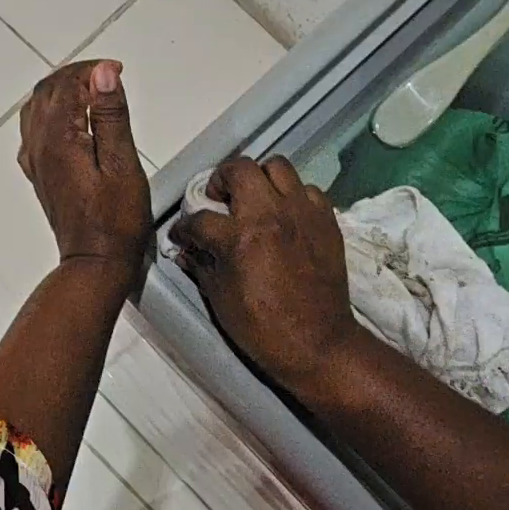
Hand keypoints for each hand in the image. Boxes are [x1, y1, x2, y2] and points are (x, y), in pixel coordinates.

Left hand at [18, 60, 151, 286]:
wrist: (95, 262)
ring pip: (35, 110)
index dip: (92, 71)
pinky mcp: (40, 177)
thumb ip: (110, 115)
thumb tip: (102, 74)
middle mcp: (39, 147)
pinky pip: (33, 134)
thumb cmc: (115, 221)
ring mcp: (36, 163)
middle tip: (106, 77)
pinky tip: (66, 122)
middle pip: (46, 92)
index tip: (116, 72)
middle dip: (75, 76)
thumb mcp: (123, 163)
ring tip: (89, 93)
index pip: (67, 85)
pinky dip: (48, 115)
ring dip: (59, 93)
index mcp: (59, 138)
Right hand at [169, 157, 366, 393]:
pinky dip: (292, 197)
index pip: (199, 219)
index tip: (182, 234)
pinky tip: (285, 216)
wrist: (316, 343)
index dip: (184, 227)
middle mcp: (270, 214)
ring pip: (277, 166)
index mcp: (239, 237)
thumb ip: (201, 266)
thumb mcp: (220, 299)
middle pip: (239, 169)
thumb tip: (186, 251)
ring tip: (254, 199)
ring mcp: (301, 212)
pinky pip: (307, 189)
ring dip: (259, 179)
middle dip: (221, 180)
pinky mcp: (326, 219)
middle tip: (219, 200)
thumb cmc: (262, 328)